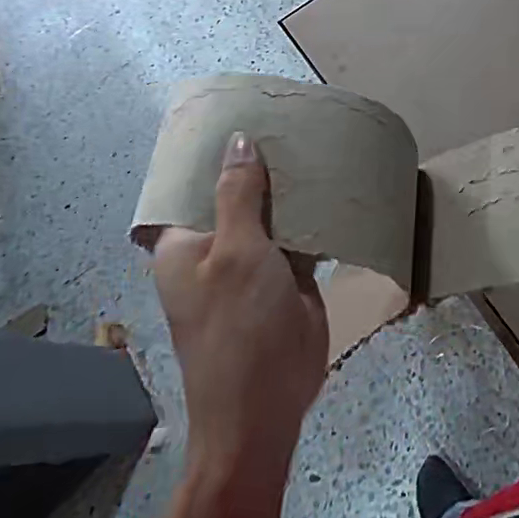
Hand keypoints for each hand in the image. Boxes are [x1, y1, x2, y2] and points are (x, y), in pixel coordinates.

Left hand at [151, 133, 326, 517]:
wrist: (266, 405)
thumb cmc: (237, 326)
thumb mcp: (236, 252)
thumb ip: (238, 194)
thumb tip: (238, 139)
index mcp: (183, 243)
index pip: (193, 184)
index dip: (214, 151)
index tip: (242, 111)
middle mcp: (214, 248)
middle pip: (237, 194)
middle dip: (262, 164)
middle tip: (291, 117)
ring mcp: (252, 264)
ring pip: (272, 213)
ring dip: (290, 189)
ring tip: (316, 138)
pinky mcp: (286, 277)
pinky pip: (298, 236)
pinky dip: (312, 215)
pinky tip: (335, 184)